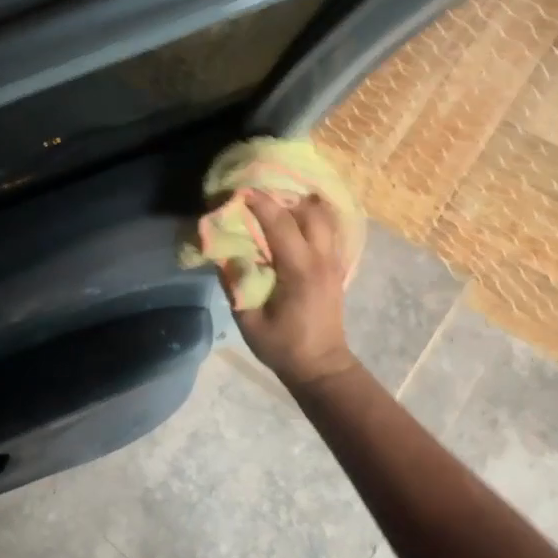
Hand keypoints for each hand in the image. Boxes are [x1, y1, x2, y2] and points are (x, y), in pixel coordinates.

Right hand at [228, 192, 358, 388]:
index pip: (281, 224)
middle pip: (309, 211)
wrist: (322, 366)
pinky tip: (292, 222)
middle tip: (258, 200)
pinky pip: (328, 229)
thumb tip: (221, 253)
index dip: (260, 203)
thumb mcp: (248, 320)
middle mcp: (321, 259)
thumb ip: (234, 283)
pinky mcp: (336, 266)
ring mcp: (333, 261)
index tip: (240, 192)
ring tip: (275, 209)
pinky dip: (311, 218)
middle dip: (283, 199)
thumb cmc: (283, 346)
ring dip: (299, 206)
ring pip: (323, 217)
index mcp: (300, 270)